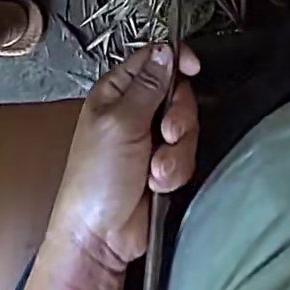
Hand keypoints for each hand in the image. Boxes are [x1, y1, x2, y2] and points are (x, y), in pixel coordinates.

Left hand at [43, 43, 200, 272]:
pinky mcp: (165, 162)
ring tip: (156, 171)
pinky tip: (157, 184)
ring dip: (176, 152)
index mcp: (117, 91)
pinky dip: (176, 170)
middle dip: (179, 116)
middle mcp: (136, 109)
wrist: (99, 238)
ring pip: (186, 125)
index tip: (193, 67)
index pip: (153, 58)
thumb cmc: (96, 178)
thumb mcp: (121, 124)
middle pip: (177, 92)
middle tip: (168, 135)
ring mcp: (151, 137)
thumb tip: (166, 51)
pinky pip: (186, 153)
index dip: (175, 59)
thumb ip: (148, 86)